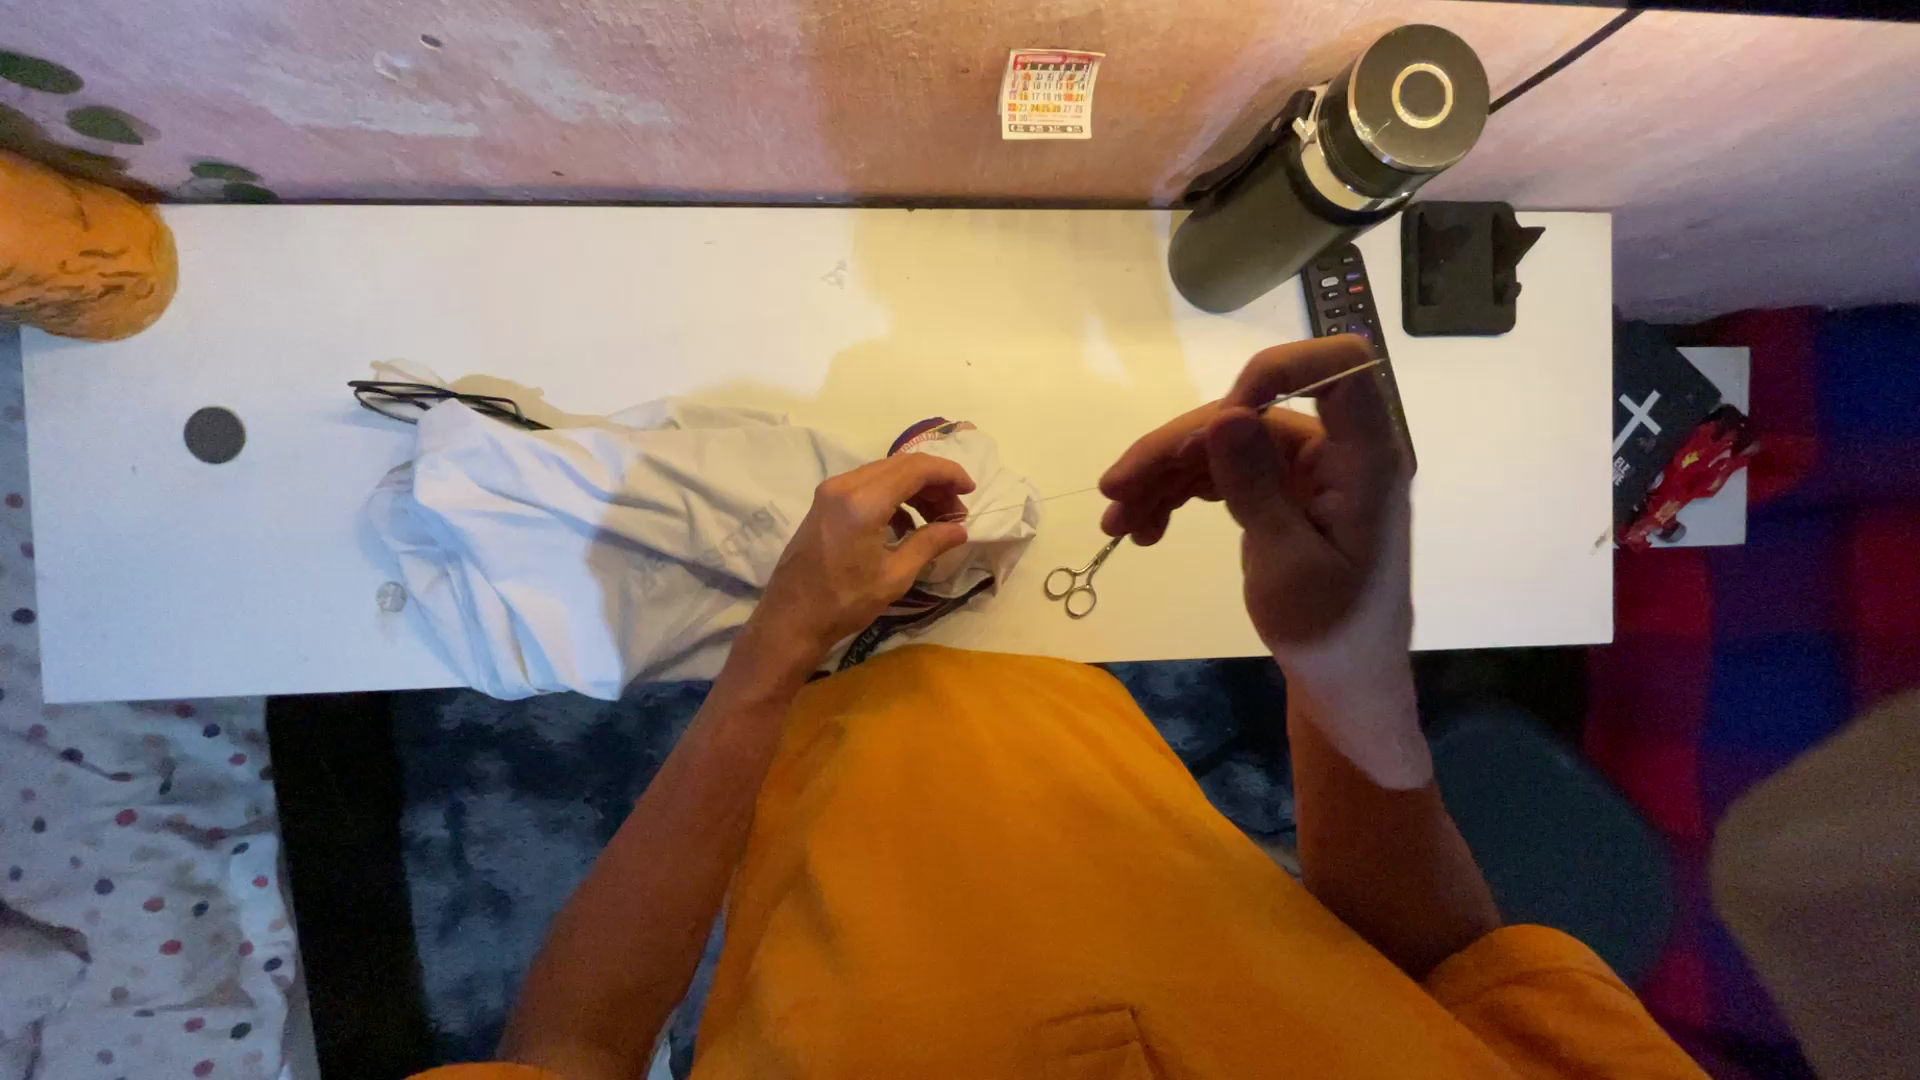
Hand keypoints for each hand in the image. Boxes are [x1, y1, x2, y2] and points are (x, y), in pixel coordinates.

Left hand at [735, 454, 973, 681]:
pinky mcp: (824, 503)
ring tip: (937, 520)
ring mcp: (831, 492)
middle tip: (957, 512)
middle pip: (901, 465)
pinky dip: (894, 497)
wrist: (790, 619)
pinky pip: (868, 486)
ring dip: (915, 489)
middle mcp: (845, 486)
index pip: (916, 468)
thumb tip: (960, 530)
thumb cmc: (844, 602)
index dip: (949, 474)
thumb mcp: (895, 576)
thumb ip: (929, 544)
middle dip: (935, 483)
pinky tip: (907, 526)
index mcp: (863, 502)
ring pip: (885, 473)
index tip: (970, 490)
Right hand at [1100, 336, 1411, 698]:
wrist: (1341, 683)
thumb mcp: (1287, 565)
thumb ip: (1256, 487)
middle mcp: (1332, 454)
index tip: (1214, 423)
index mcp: (1362, 461)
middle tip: (1114, 488)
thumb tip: (1225, 413)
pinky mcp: (1276, 494)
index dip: (1275, 373)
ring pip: (1221, 446)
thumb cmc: (1329, 633)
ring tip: (1115, 522)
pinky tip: (1144, 529)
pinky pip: (1218, 476)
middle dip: (1175, 448)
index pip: (1339, 370)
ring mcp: (1300, 473)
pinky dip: (1176, 496)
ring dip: (1162, 478)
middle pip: (1247, 415)